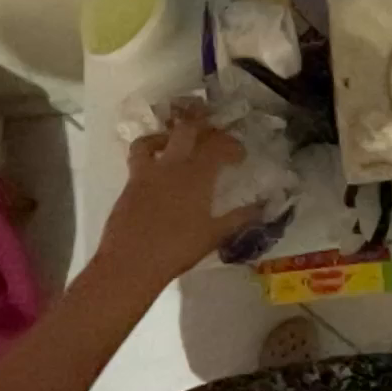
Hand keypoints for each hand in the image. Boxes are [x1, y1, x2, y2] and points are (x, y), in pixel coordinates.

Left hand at [93, 115, 260, 287]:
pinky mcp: (130, 182)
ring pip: (156, 138)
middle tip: (214, 134)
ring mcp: (148, 172)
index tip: (240, 156)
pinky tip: (156, 164)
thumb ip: (239, 218)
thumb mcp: (214, 235)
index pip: (218, 146)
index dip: (232, 145)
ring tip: (178, 141)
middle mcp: (173, 165)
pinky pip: (139, 155)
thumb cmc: (177, 249)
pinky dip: (149, 151)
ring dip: (169, 134)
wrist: (130, 264)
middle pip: (188, 130)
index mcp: (197, 175)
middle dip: (203, 126)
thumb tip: (262, 207)